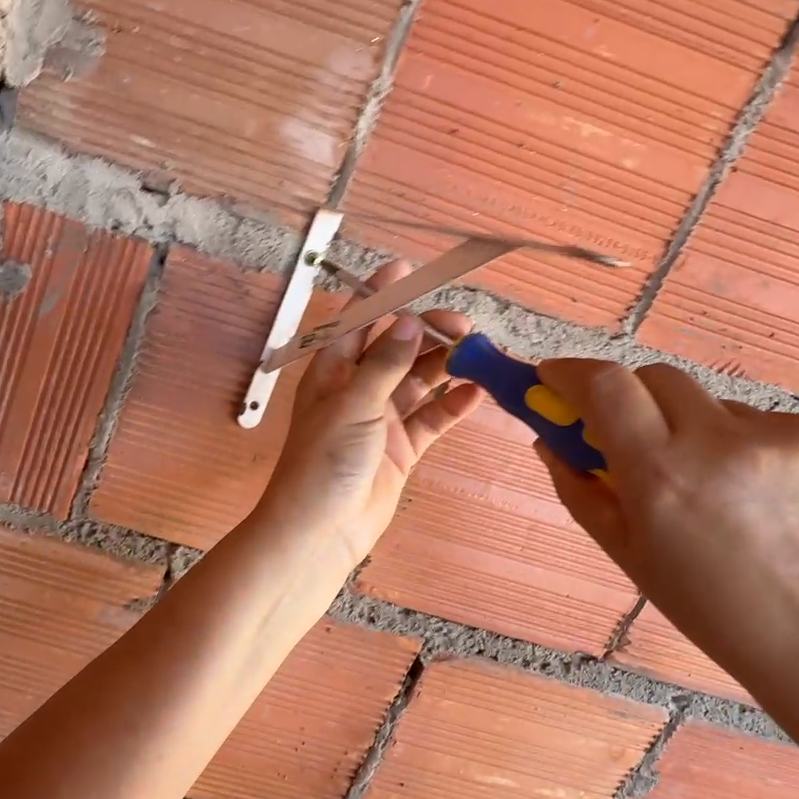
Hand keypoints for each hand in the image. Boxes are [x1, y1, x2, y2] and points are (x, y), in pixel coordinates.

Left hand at [253, 261, 484, 569]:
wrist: (320, 530)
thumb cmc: (323, 462)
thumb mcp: (352, 405)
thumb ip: (383, 364)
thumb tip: (407, 321)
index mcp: (330, 373)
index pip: (355, 324)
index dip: (379, 296)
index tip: (407, 267)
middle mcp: (355, 390)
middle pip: (395, 349)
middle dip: (426, 332)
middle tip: (462, 325)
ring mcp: (379, 420)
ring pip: (418, 380)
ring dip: (445, 365)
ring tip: (478, 351)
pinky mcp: (400, 448)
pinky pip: (431, 419)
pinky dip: (452, 405)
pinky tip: (477, 392)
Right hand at [533, 359, 798, 703]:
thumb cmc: (714, 610)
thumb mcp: (627, 554)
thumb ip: (579, 488)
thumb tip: (550, 439)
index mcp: (661, 475)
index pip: (606, 385)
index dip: (572, 372)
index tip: (555, 376)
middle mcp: (726, 443)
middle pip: (660, 378)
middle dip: (636, 398)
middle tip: (638, 438)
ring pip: (724, 409)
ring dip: (706, 434)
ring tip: (733, 498)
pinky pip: (785, 428)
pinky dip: (766, 453)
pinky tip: (785, 505)